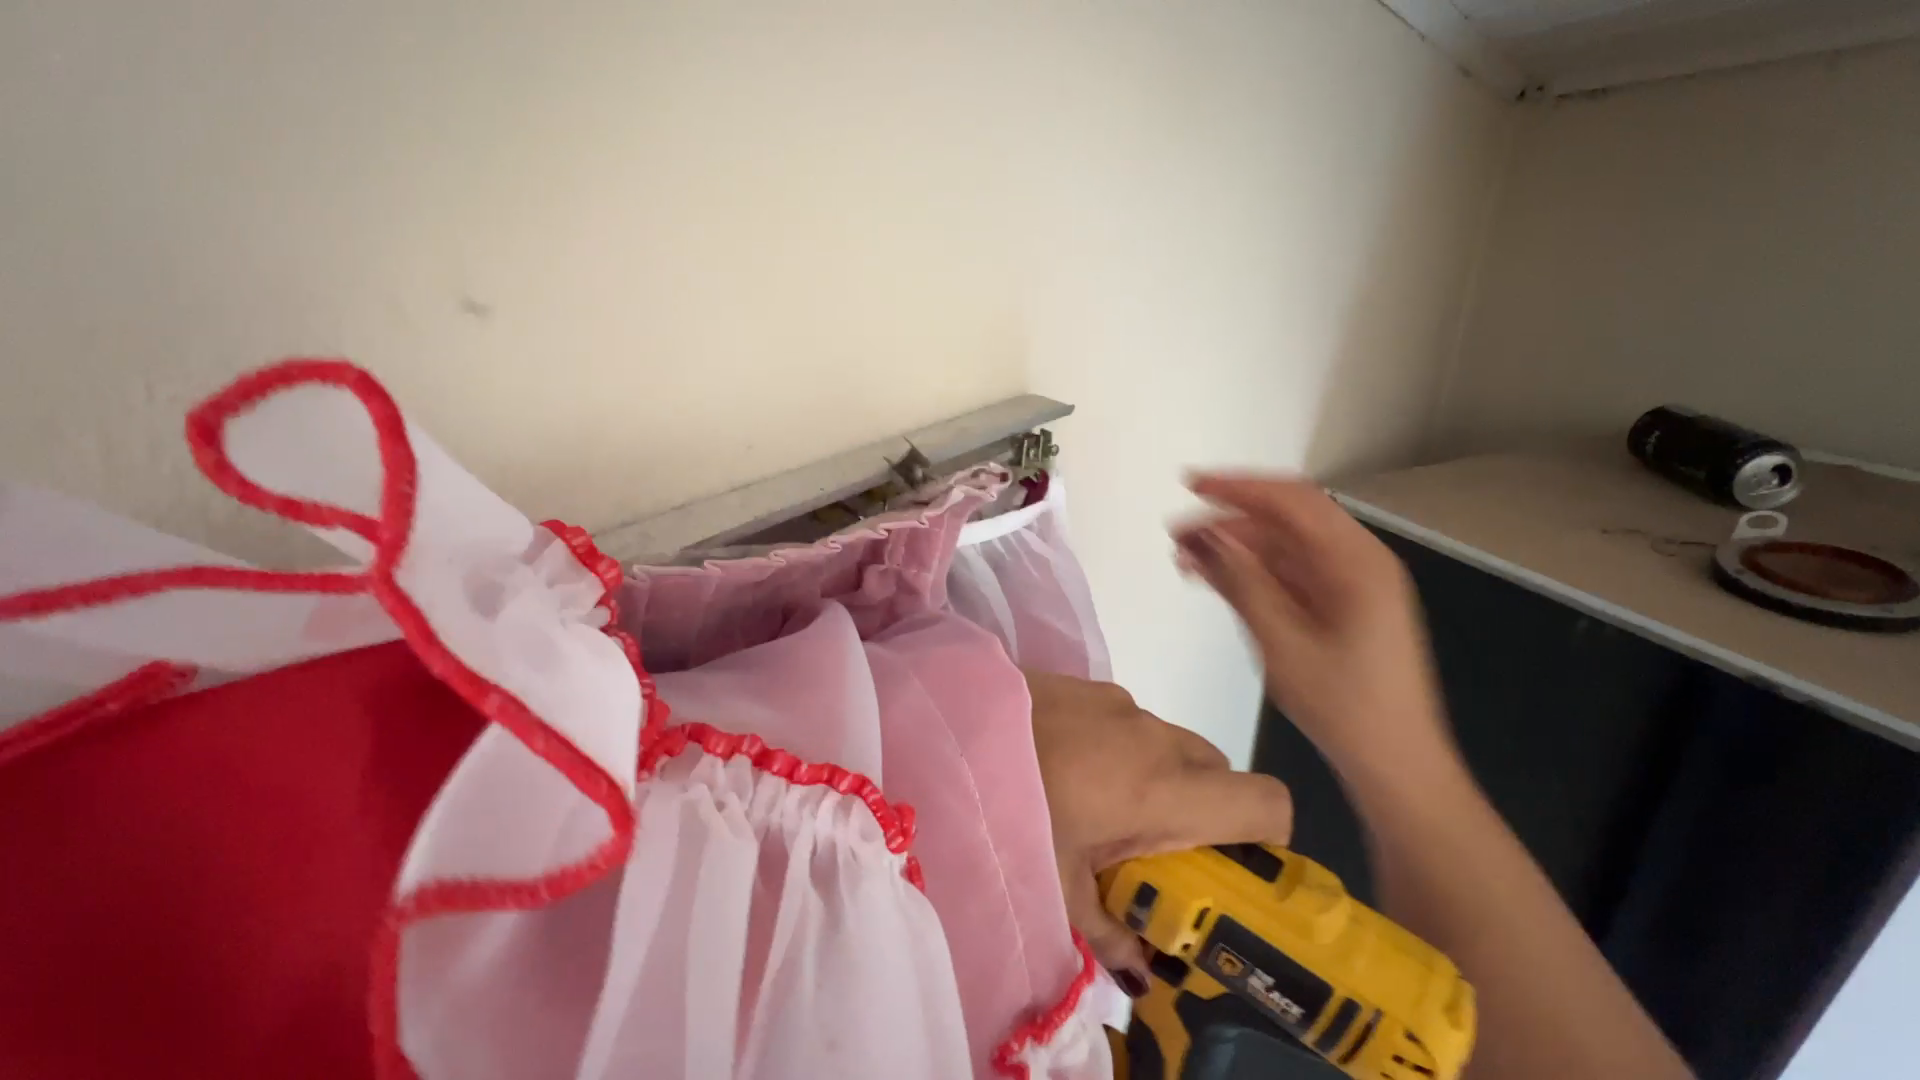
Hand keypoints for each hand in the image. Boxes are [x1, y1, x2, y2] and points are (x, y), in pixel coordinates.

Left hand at [1026, 670, 1293, 982]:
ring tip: (1100, 812)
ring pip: (1173, 744)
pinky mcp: (1085, 683)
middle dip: (1205, 813)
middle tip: (1157, 853)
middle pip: (1219, 772)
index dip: (1267, 837)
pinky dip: (1122, 749)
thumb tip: (1142, 972)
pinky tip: (1066, 769)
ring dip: (1160, 780)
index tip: (1233, 868)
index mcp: (1163, 789)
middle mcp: (1154, 737)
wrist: (940, 717)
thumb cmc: (1003, 807)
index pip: (1266, 801)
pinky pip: (1129, 721)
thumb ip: (1107, 931)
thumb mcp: (1052, 883)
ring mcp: (1118, 701)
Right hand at [1174, 473, 1456, 787]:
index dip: (1239, 487)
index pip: (1293, 500)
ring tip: (1185, 559)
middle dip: (1230, 520)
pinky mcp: (1340, 606)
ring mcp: (1350, 584)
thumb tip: (1205, 534)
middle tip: (1177, 535)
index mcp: (1357, 561)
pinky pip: (1290, 573)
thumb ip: (1242, 582)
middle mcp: (1358, 561)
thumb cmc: (1343, 706)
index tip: (1190, 486)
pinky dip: (1252, 572)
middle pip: (1288, 520)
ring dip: (1236, 546)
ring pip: (1285, 547)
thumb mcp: (1282, 643)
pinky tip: (1215, 579)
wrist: (1395, 762)